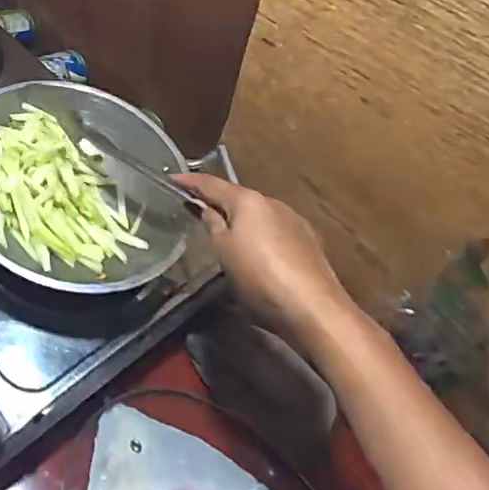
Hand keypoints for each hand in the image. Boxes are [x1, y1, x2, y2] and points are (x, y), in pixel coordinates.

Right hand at [172, 173, 358, 347]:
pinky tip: (254, 247)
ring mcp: (295, 222)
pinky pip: (274, 228)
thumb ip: (211, 222)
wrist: (317, 311)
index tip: (171, 178)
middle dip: (216, 199)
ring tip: (222, 227)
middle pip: (237, 196)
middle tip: (193, 205)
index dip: (189, 181)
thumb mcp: (223, 249)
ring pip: (258, 213)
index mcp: (248, 200)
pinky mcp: (310, 243)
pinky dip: (258, 231)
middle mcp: (273, 204)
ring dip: (239, 216)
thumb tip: (202, 205)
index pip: (210, 183)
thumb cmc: (259, 275)